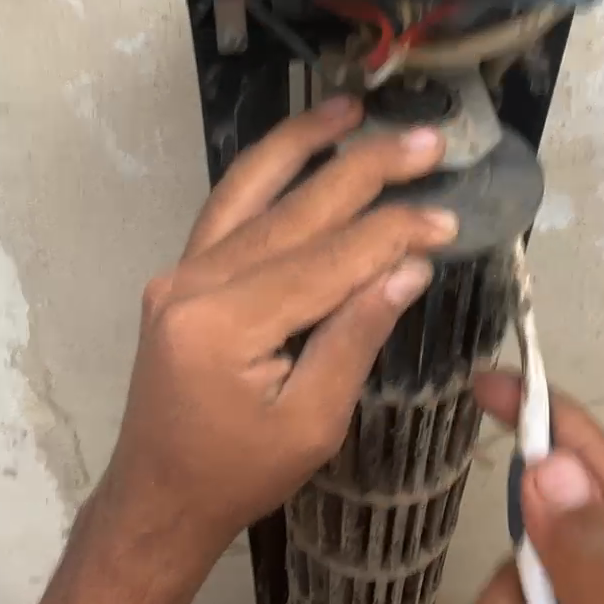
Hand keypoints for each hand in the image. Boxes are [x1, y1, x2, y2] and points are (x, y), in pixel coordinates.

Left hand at [98, 96, 457, 559]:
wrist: (158, 496)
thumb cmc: (238, 475)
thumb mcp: (313, 423)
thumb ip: (356, 336)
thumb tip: (408, 267)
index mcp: (225, 326)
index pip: (327, 260)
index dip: (391, 234)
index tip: (445, 217)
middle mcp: (193, 283)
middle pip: (293, 212)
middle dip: (365, 172)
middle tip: (424, 141)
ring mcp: (177, 273)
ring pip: (248, 190)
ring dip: (303, 144)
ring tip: (351, 107)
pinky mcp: (177, 276)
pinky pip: (225, 210)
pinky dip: (264, 173)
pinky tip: (296, 149)